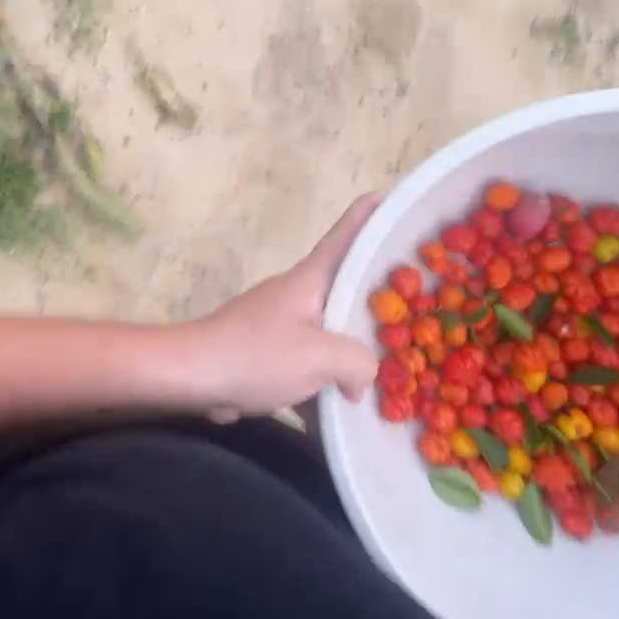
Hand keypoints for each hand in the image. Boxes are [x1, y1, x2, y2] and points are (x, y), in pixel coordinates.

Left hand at [177, 194, 382, 421]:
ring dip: (356, 354)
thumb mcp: (318, 356)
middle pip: (348, 288)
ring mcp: (283, 324)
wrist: (191, 375)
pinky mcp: (270, 355)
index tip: (396, 198)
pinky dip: (325, 388)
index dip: (371, 215)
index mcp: (310, 280)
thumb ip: (358, 362)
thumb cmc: (254, 354)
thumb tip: (359, 379)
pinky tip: (346, 420)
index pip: (345, 236)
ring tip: (398, 372)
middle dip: (384, 298)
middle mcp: (299, 295)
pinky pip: (309, 367)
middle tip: (427, 305)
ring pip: (332, 333)